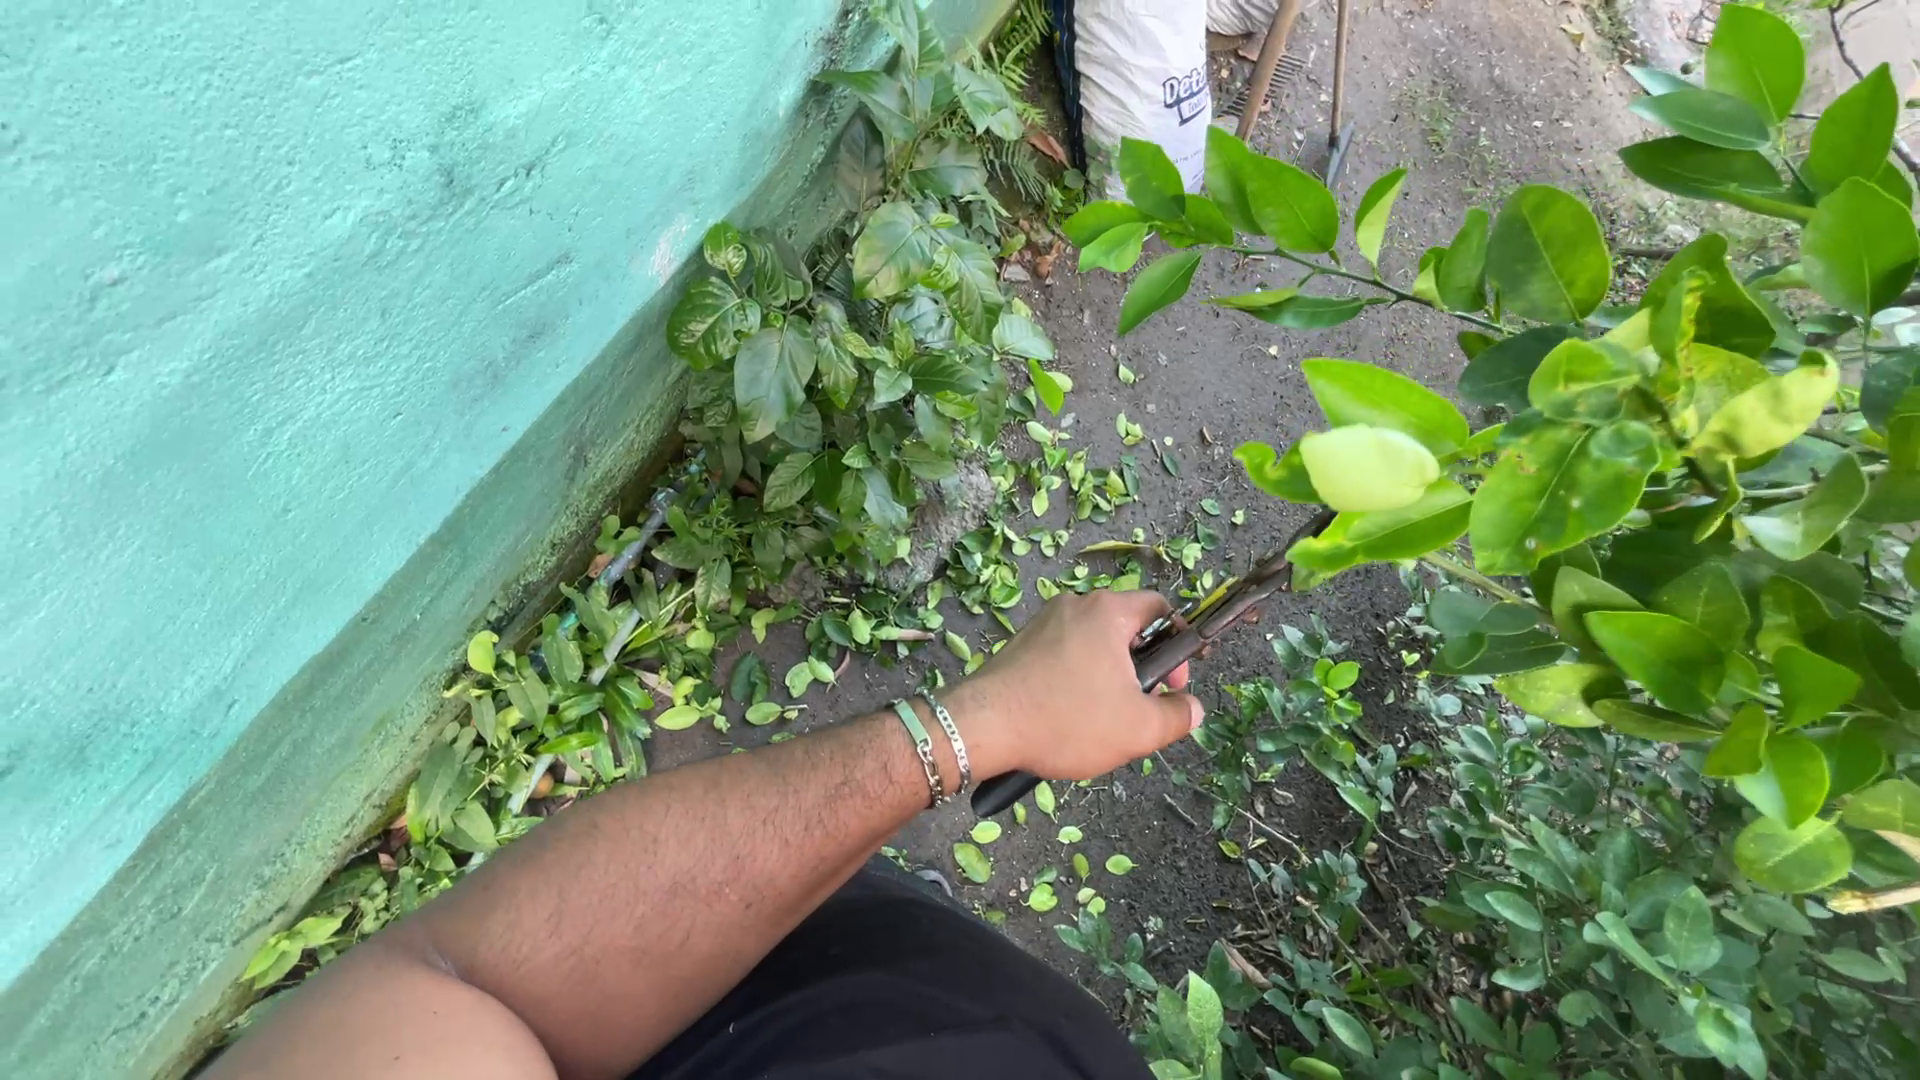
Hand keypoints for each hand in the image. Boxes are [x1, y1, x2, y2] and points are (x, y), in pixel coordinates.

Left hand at [944, 589, 1203, 781]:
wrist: (983, 726)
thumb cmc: (1067, 720)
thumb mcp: (1138, 729)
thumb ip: (1177, 716)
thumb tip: (1192, 707)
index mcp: (1106, 611)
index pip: (1159, 608)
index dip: (1180, 642)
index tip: (1176, 682)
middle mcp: (1074, 605)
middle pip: (1126, 626)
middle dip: (1143, 665)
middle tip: (1143, 704)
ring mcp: (1043, 622)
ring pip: (1094, 642)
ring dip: (1110, 674)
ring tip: (1106, 716)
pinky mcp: (1021, 643)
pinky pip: (1065, 652)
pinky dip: (1078, 676)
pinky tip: (1071, 713)